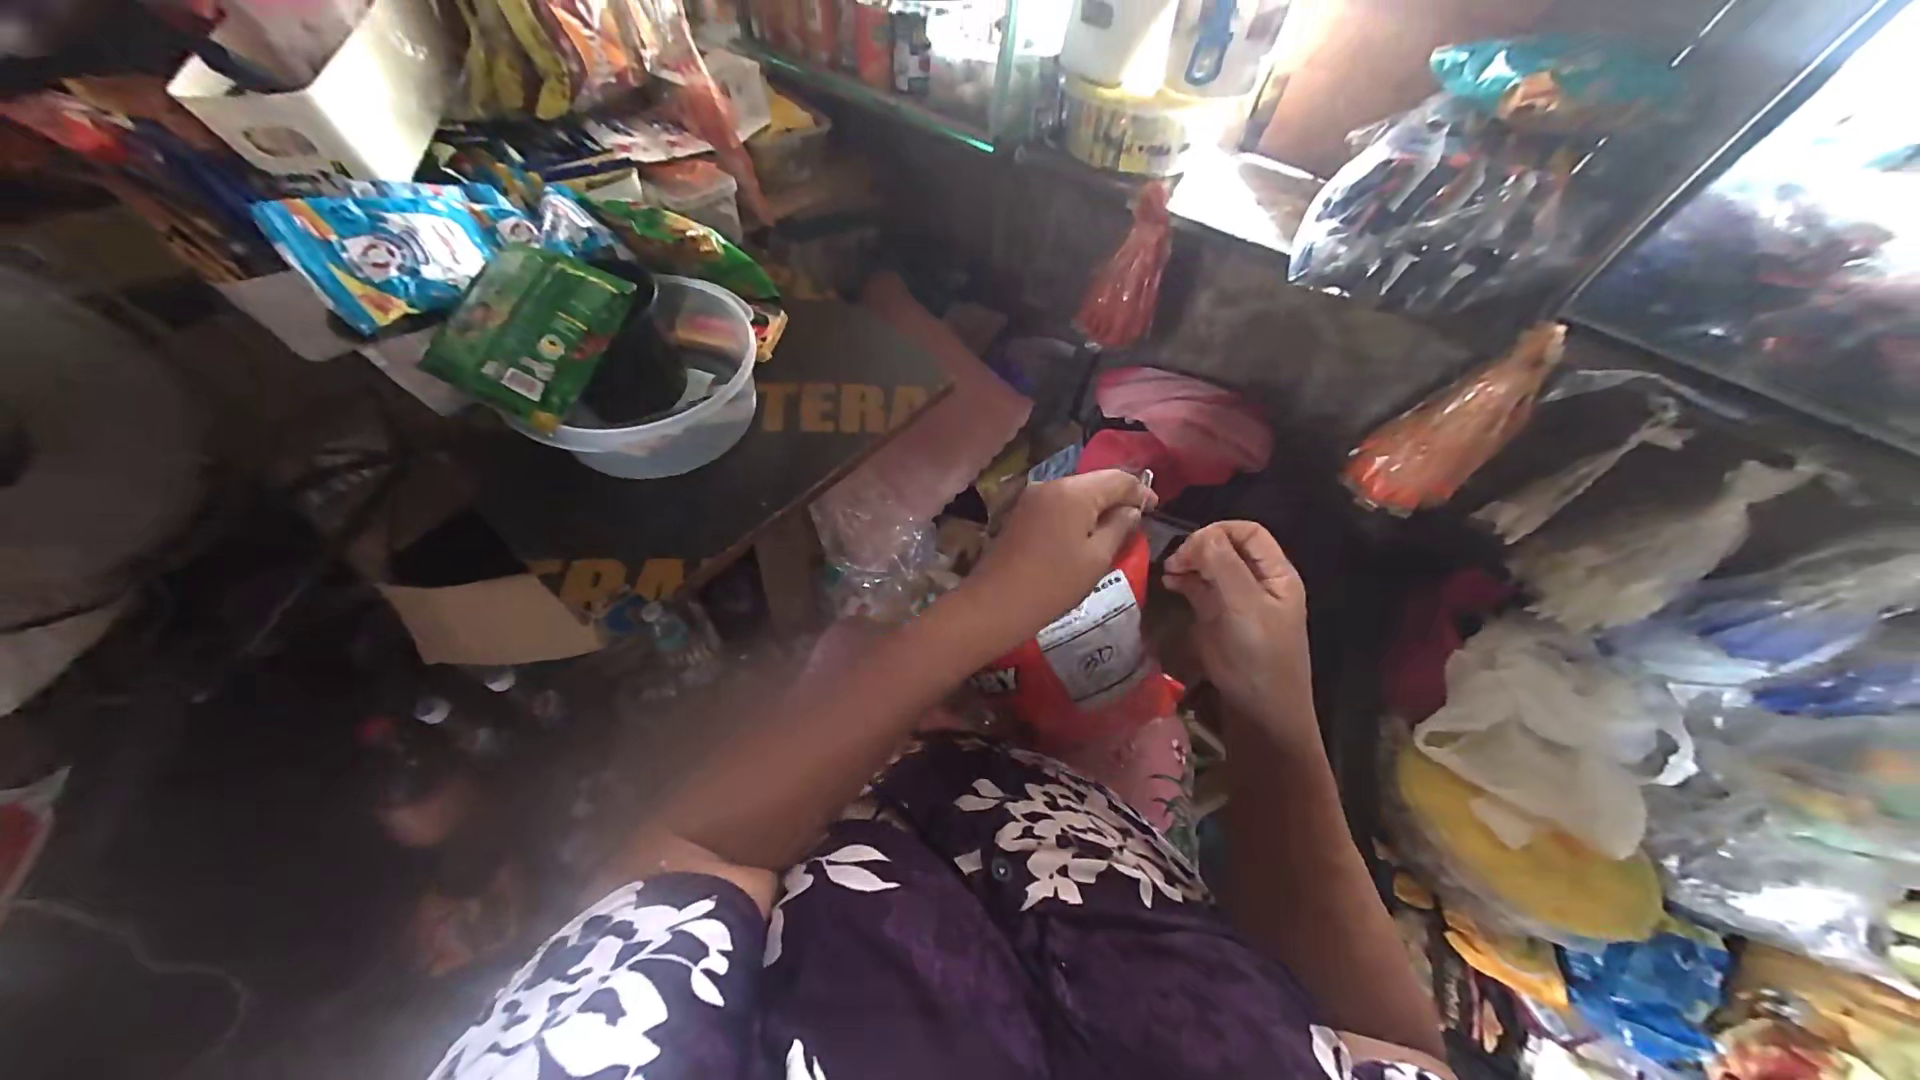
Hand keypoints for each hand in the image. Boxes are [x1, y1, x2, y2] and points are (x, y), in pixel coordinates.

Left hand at [960, 470, 1153, 654]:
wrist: (995, 603)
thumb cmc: (1054, 583)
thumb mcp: (1097, 558)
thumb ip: (1119, 527)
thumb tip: (1131, 510)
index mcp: (1074, 491)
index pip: (1118, 478)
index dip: (1141, 490)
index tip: (1156, 508)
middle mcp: (1051, 484)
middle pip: (1095, 482)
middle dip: (1118, 497)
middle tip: (1138, 519)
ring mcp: (1032, 498)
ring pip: (1076, 493)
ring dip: (1097, 506)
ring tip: (1115, 528)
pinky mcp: (1021, 513)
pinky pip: (1058, 505)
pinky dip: (1076, 514)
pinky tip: (1086, 533)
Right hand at [1163, 522, 1315, 742]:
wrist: (1259, 707)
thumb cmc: (1260, 654)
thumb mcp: (1246, 605)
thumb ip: (1225, 566)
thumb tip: (1200, 535)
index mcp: (1275, 573)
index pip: (1248, 533)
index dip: (1220, 531)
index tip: (1194, 546)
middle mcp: (1255, 580)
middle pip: (1225, 545)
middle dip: (1199, 547)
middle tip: (1177, 562)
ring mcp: (1233, 597)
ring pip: (1208, 564)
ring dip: (1187, 562)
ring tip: (1169, 572)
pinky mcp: (1214, 614)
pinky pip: (1196, 585)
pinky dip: (1181, 579)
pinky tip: (1169, 582)